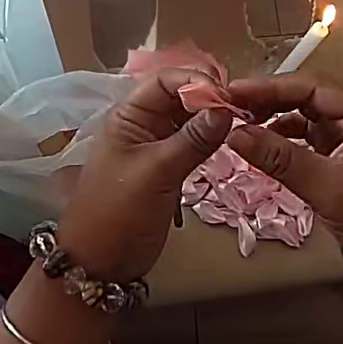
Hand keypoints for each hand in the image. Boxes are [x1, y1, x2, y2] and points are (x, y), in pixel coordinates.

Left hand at [54, 68, 233, 281]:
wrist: (100, 262)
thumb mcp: (157, 173)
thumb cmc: (119, 212)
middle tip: (242, 110)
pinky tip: (229, 141)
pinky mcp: (167, 166)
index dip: (195, 81)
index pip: (164, 81)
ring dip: (212, 117)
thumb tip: (225, 110)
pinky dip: (209, 138)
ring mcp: (155, 145)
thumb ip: (192, 140)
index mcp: (129, 116)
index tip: (226, 96)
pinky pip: (191, 142)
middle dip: (208, 97)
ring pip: (188, 118)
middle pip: (179, 96)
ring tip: (242, 122)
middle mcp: (142, 124)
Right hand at [224, 75, 342, 282]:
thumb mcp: (328, 189)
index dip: (267, 87)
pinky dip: (283, 139)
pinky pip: (308, 136)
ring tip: (238, 125)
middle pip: (305, 95)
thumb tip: (233, 133)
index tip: (230, 93)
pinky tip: (261, 146)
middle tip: (228, 108)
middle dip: (267, 101)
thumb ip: (279, 158)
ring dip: (272, 119)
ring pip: (304, 115)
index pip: (309, 86)